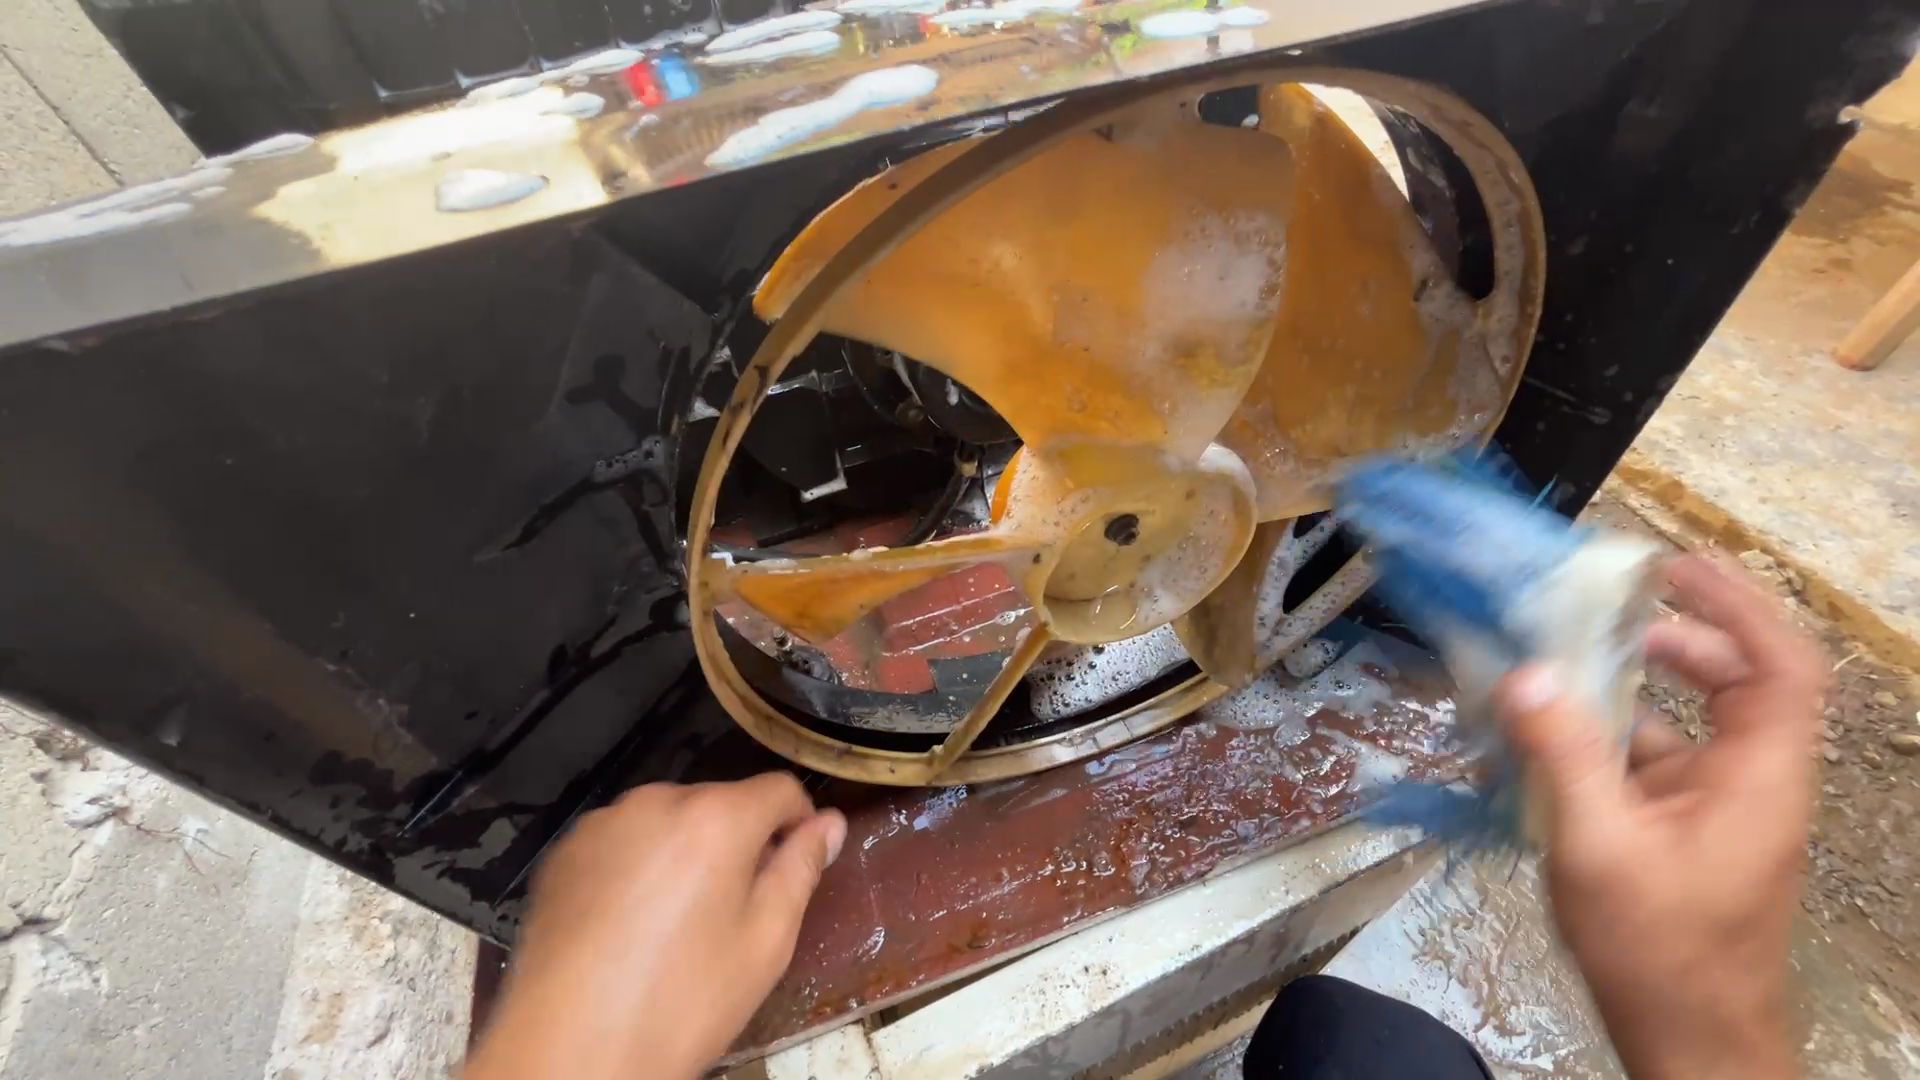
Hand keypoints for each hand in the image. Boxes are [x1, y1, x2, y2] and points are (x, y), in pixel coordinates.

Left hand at [465, 774, 847, 1079]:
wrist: (564, 1059)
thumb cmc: (682, 1003)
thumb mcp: (765, 942)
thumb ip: (801, 869)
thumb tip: (831, 822)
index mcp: (718, 817)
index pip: (780, 789)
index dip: (799, 823)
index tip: (793, 869)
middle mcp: (661, 800)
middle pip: (724, 802)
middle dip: (740, 840)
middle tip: (733, 910)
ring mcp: (607, 822)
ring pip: (673, 819)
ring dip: (690, 848)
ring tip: (676, 920)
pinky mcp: (566, 852)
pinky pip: (626, 838)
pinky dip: (641, 862)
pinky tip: (630, 921)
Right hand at [1495, 555, 1823, 1079]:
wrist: (1682, 1033)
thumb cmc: (1656, 945)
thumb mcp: (1597, 844)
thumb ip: (1563, 755)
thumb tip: (1524, 674)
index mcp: (1756, 778)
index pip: (1780, 670)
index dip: (1737, 609)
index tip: (1673, 570)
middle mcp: (1744, 780)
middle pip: (1734, 683)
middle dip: (1674, 636)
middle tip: (1603, 610)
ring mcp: (1707, 801)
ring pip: (1679, 718)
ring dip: (1625, 684)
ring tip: (1557, 662)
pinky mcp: (1670, 820)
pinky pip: (1641, 754)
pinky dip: (1596, 729)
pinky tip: (1541, 730)